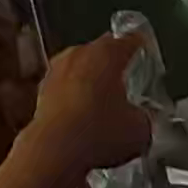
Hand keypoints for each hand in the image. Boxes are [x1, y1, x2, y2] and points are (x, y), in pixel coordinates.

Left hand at [23, 34, 150, 174]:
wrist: (56, 147)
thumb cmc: (100, 131)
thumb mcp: (139, 130)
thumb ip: (144, 116)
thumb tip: (141, 117)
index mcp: (107, 54)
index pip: (127, 41)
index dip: (137, 42)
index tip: (141, 42)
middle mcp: (80, 53)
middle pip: (100, 49)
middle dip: (112, 60)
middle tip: (124, 74)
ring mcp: (58, 67)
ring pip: (80, 64)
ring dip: (90, 76)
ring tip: (103, 97)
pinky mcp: (44, 86)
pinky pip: (64, 83)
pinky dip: (73, 92)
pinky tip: (81, 111)